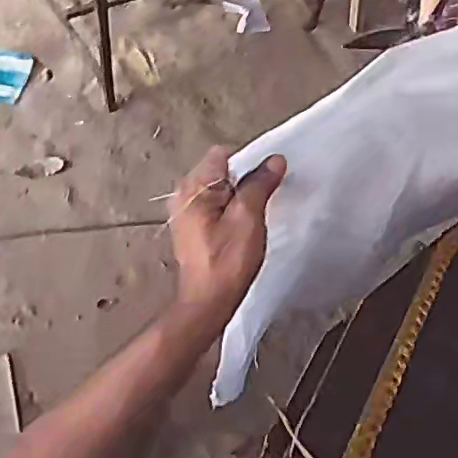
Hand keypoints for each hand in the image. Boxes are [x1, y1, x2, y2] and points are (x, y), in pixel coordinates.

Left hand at [167, 146, 286, 331]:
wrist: (207, 303)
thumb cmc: (225, 263)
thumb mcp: (248, 218)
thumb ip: (259, 184)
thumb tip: (273, 161)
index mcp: (193, 187)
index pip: (224, 154)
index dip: (249, 162)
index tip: (266, 180)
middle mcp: (184, 196)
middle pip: (221, 171)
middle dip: (244, 181)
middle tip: (261, 202)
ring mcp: (186, 213)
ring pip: (220, 190)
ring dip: (239, 199)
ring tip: (252, 219)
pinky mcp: (192, 229)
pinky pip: (215, 208)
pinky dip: (231, 212)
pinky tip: (242, 230)